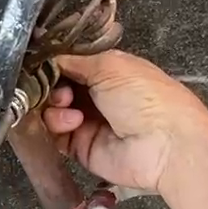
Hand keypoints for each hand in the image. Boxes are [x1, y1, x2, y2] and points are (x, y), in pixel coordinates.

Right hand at [41, 50, 207, 193]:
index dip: (54, 65)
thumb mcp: (110, 65)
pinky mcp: (80, 147)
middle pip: (56, 87)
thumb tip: (49, 61)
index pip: (70, 64)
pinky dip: (55, 126)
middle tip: (62, 90)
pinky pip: (54, 135)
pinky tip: (72, 122)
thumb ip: (74, 61)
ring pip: (51, 110)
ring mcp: (87, 122)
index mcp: (108, 71)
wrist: (165, 145)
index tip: (42, 66)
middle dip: (52, 86)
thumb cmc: (146, 97)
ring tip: (70, 108)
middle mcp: (96, 95)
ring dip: (55, 106)